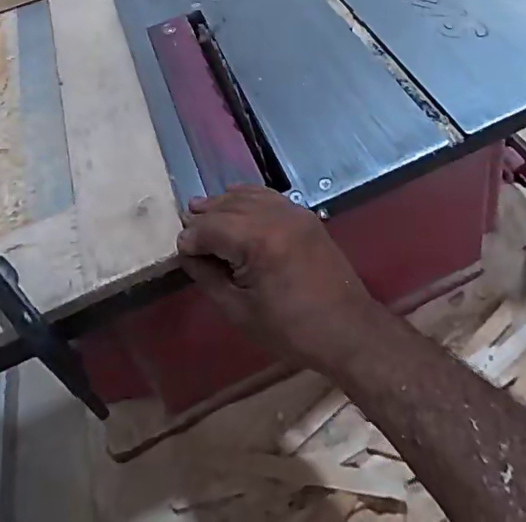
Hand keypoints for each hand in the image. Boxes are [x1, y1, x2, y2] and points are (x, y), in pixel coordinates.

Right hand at [177, 186, 392, 372]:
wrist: (346, 328)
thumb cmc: (290, 329)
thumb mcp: (239, 310)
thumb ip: (209, 276)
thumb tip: (188, 254)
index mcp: (259, 240)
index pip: (212, 226)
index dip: (191, 238)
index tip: (180, 252)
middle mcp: (278, 216)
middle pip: (230, 205)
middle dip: (205, 216)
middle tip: (185, 227)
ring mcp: (295, 212)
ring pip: (250, 196)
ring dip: (225, 204)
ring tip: (202, 211)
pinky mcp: (306, 216)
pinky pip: (271, 197)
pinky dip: (250, 198)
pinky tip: (236, 201)